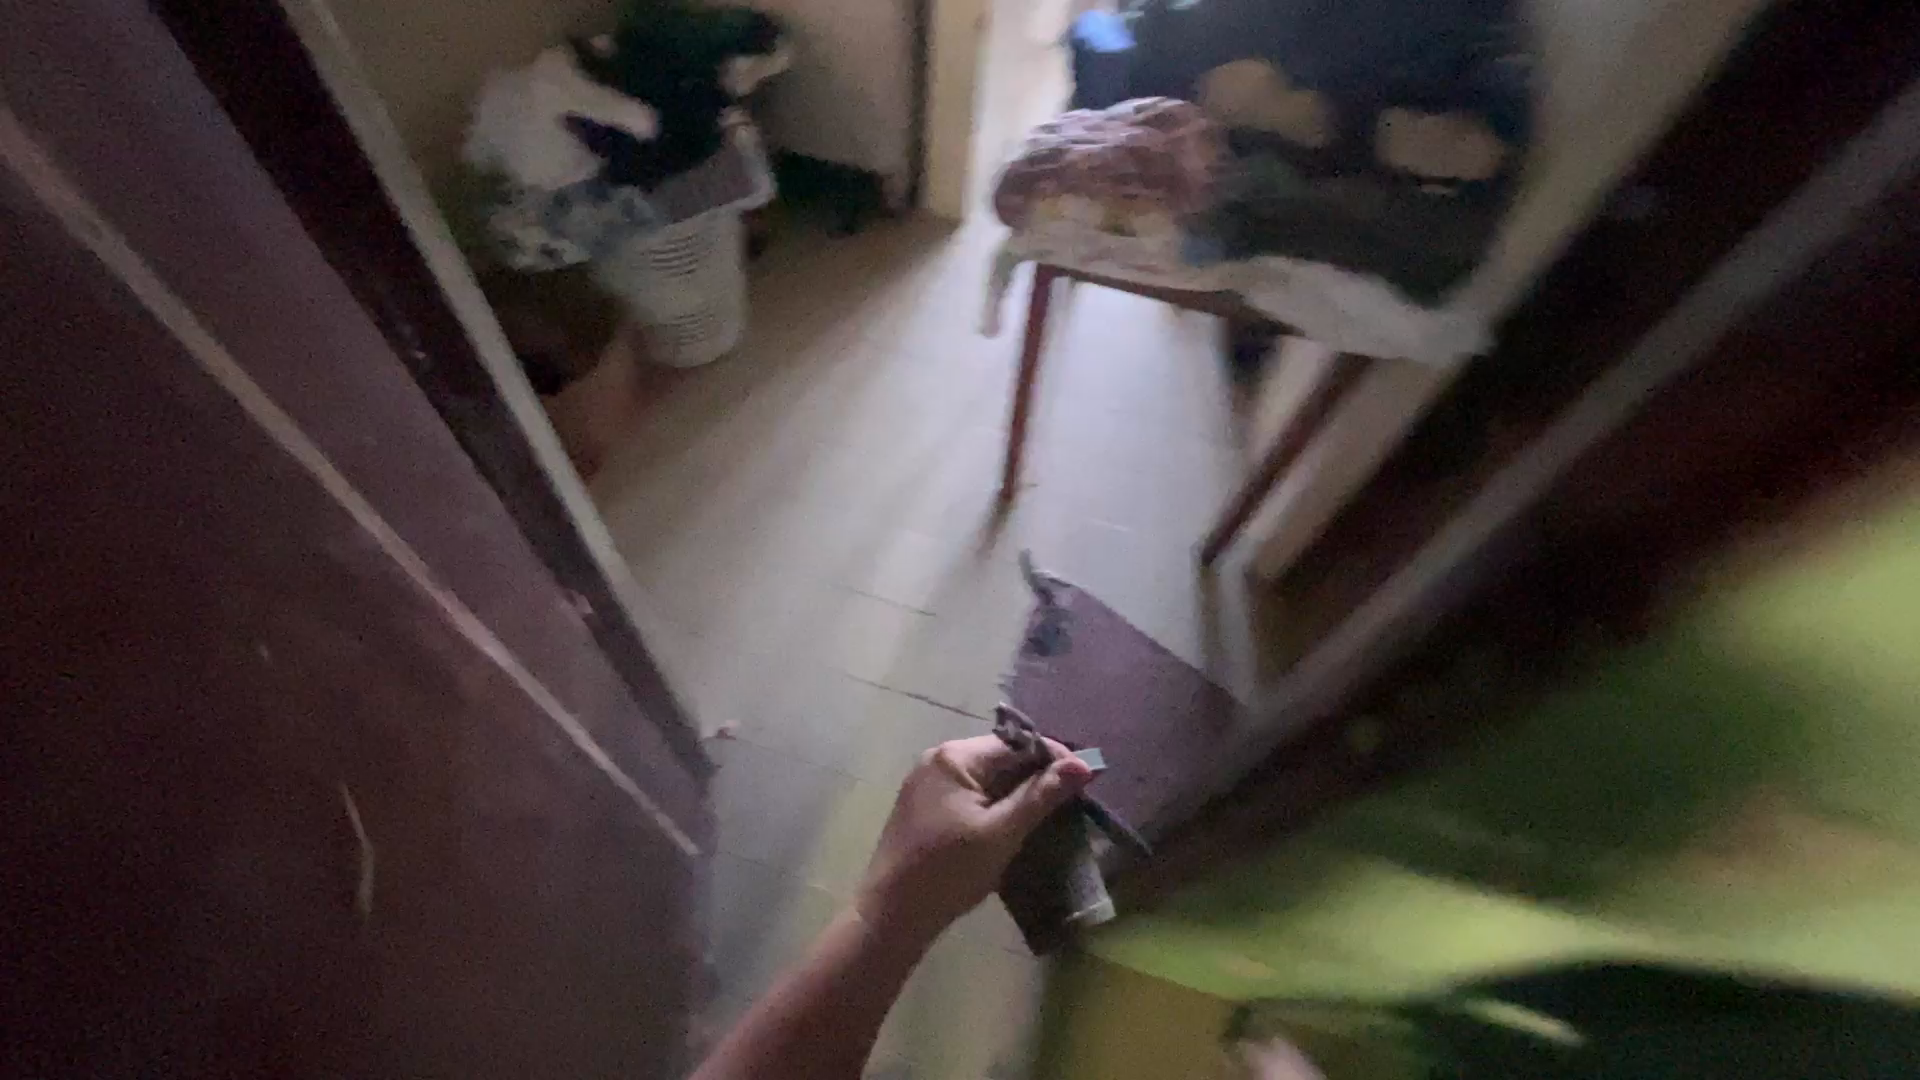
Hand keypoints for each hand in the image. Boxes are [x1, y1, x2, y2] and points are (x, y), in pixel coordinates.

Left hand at [855, 735, 1093, 947]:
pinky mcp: (924, 803)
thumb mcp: (1002, 833)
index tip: (1085, 778)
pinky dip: (993, 801)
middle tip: (1070, 799)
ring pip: (985, 775)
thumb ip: (1041, 796)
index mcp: (955, 756)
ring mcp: (927, 780)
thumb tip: (1083, 764)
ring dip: (1016, 789)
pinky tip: (1011, 823)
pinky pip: (969, 790)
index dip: (1052, 757)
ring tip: (1048, 812)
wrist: (891, 914)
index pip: (1015, 743)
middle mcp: (938, 757)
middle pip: (999, 756)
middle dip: (1035, 774)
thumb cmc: (949, 872)